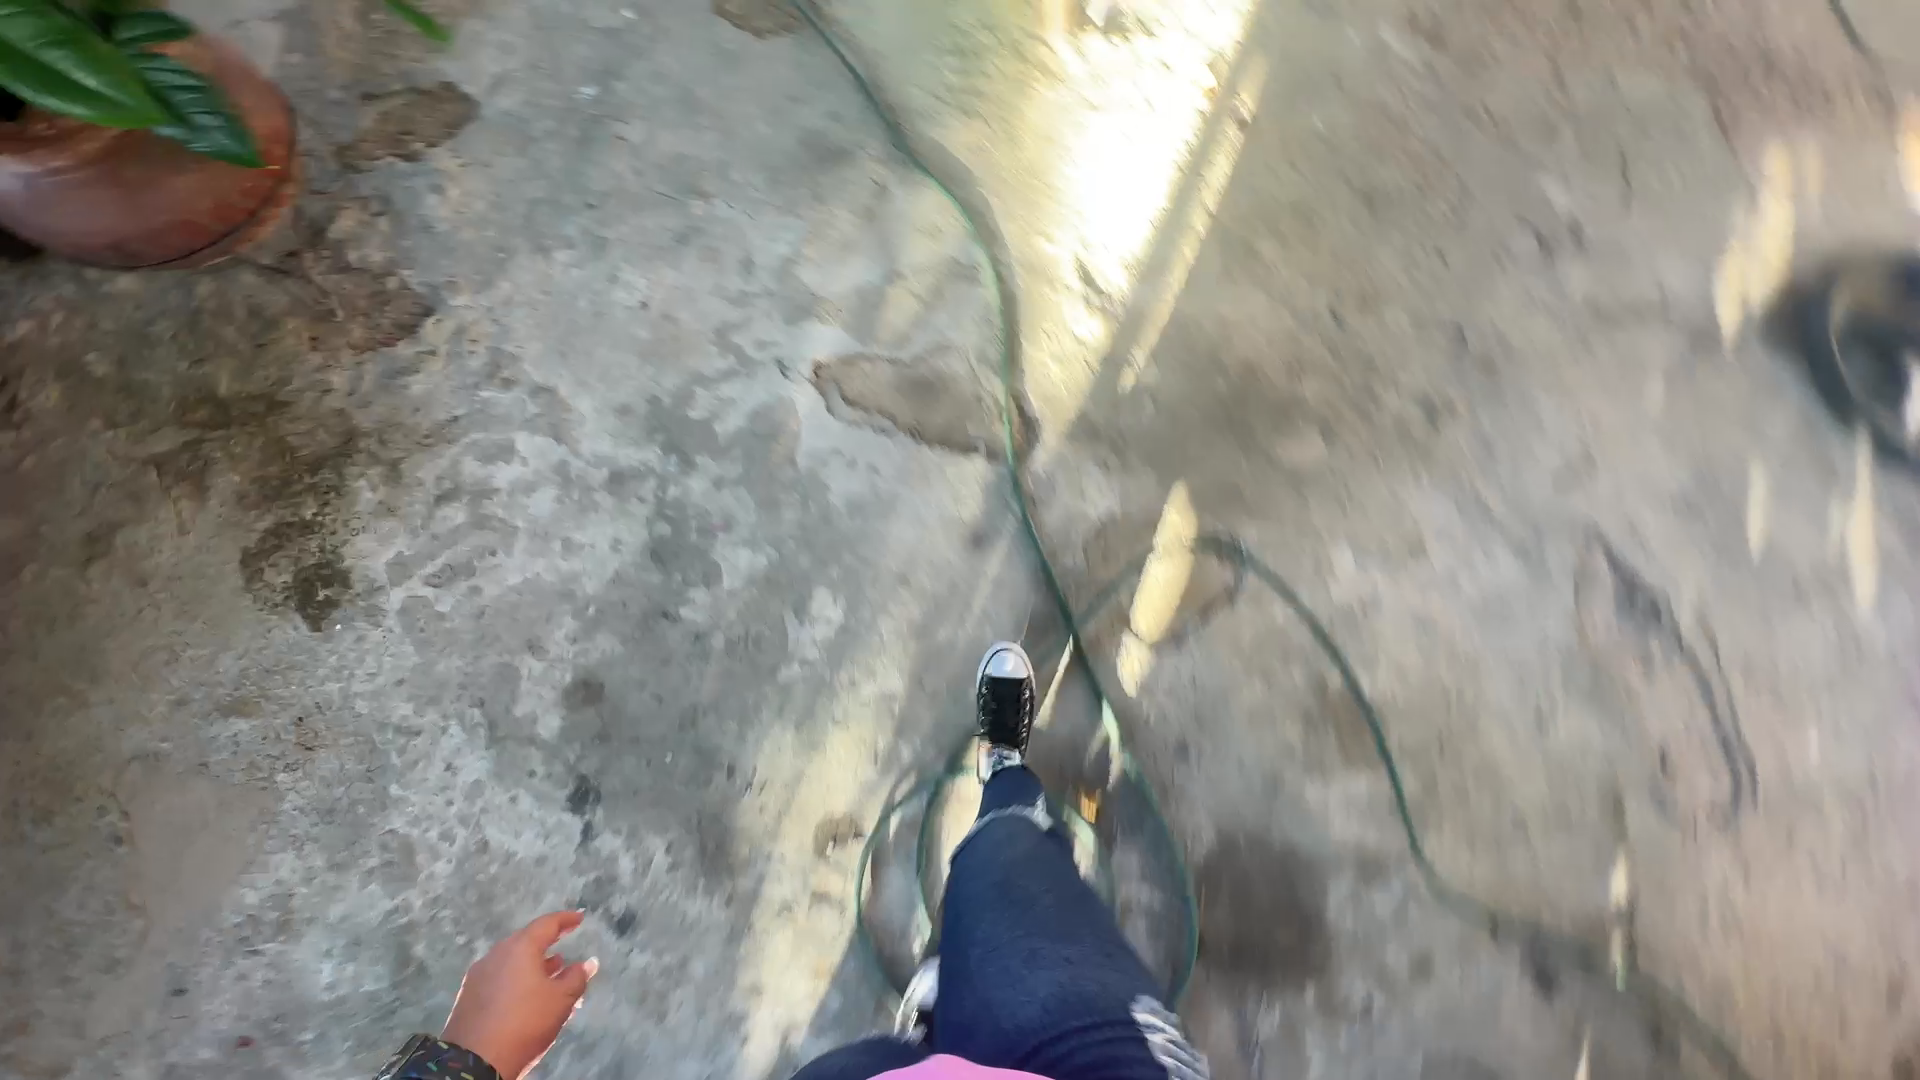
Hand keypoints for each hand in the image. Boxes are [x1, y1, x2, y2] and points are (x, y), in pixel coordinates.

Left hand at [441, 910, 599, 1079]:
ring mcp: (478, 978)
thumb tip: (587, 963)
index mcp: (520, 948)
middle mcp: (496, 956)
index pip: (546, 924)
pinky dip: (516, 980)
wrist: (471, 1065)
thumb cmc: (524, 1023)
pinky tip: (528, 994)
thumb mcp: (561, 1000)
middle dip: (547, 943)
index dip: (566, 920)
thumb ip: (577, 978)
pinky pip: (499, 978)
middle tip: (565, 947)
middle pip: (525, 941)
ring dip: (532, 964)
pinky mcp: (467, 999)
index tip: (580, 919)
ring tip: (552, 973)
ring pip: (511, 961)